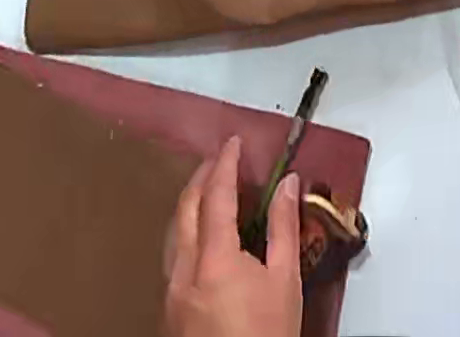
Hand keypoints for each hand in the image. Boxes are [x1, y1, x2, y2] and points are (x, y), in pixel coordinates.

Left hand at [163, 137, 301, 336]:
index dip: (226, 163)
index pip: (216, 195)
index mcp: (214, 260)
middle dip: (202, 176)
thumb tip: (289, 183)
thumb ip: (284, 226)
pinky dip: (187, 228)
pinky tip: (204, 232)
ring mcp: (172, 292)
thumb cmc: (267, 336)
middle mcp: (184, 271)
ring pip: (174, 231)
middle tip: (221, 158)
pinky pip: (173, 254)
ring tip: (212, 187)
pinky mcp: (170, 310)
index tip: (234, 142)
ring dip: (191, 201)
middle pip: (186, 208)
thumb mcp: (285, 281)